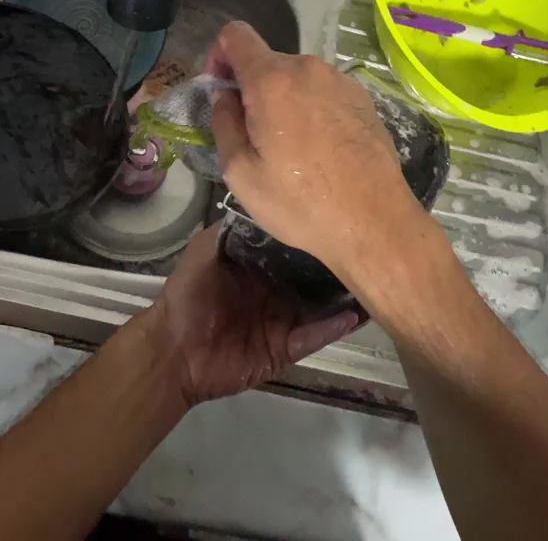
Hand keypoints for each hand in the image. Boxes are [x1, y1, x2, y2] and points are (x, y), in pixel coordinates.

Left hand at [146, 226, 360, 406]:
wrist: (173, 350)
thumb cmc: (188, 295)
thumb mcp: (206, 249)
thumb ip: (233, 227)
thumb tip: (265, 197)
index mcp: (259, 265)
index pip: (294, 246)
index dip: (314, 234)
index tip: (341, 216)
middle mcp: (277, 290)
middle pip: (315, 277)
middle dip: (338, 265)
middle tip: (370, 246)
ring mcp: (283, 320)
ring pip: (322, 307)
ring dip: (346, 297)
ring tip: (374, 280)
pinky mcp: (285, 349)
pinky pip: (313, 336)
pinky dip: (333, 327)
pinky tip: (355, 314)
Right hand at [205, 22, 436, 281]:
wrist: (374, 222)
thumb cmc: (300, 202)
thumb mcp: (240, 172)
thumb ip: (223, 123)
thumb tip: (225, 97)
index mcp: (271, 80)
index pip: (235, 35)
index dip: (219, 55)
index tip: (221, 92)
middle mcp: (307, 68)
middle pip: (266, 61)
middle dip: (252, 89)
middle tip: (255, 137)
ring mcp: (340, 80)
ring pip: (296, 78)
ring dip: (284, 100)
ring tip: (291, 148)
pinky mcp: (363, 97)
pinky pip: (322, 91)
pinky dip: (312, 108)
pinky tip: (320, 149)